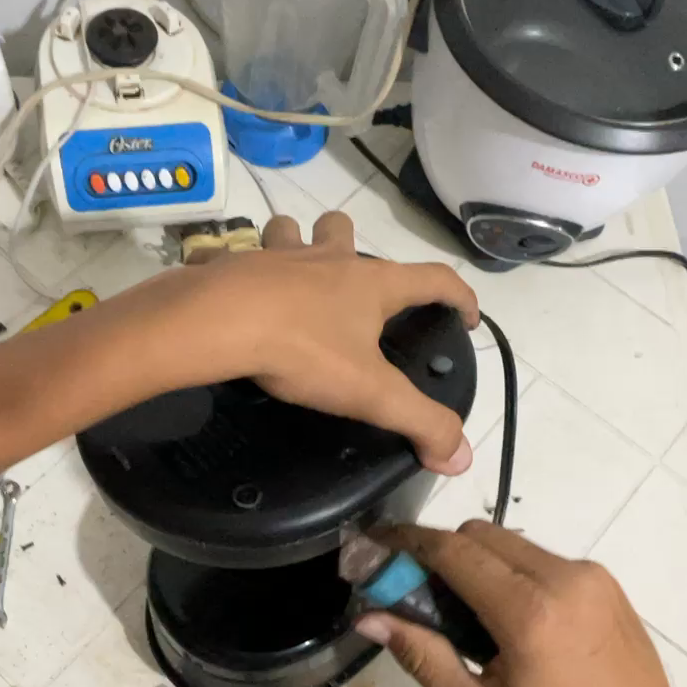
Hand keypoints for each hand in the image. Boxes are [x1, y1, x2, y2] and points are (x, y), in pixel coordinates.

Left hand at [123, 212, 479, 474]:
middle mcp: (325, 259)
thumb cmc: (304, 350)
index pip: (433, 278)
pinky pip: (233, 255)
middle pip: (346, 230)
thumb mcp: (370, 394)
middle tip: (350, 286)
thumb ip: (419, 422)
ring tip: (291, 275)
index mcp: (369, 284)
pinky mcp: (231, 265)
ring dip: (294, 243)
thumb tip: (461, 457)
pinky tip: (234, 291)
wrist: (219, 322)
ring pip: (289, 229)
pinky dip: (236, 267)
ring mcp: (275, 255)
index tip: (466, 314)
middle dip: (354, 248)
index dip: (458, 295)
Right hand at [355, 521, 686, 686]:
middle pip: (479, 534)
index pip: (454, 550)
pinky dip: (509, 572)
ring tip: (465, 613)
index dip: (408, 540)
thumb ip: (421, 658)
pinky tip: (507, 619)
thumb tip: (369, 618)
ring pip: (510, 542)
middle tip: (417, 590)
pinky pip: (539, 557)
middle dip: (440, 551)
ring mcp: (590, 574)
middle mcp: (564, 577)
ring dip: (475, 561)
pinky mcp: (605, 581)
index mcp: (530, 613)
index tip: (377, 544)